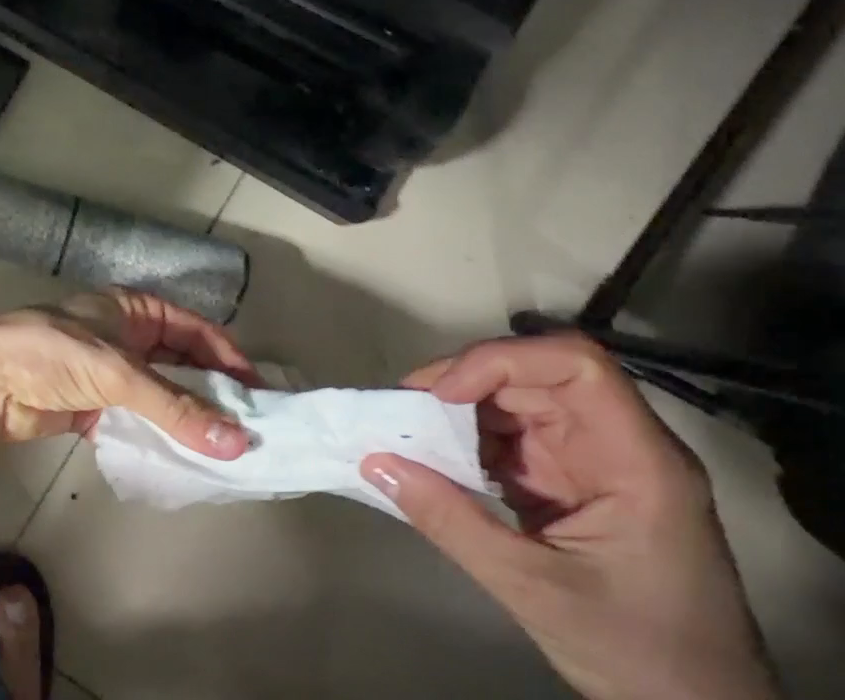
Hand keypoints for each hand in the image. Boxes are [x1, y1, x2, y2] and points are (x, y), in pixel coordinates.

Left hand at [0, 289, 259, 458]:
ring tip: (226, 451)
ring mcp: (107, 375)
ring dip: (187, 420)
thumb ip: (175, 407)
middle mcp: (123, 338)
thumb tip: (236, 442)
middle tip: (251, 429)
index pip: (194, 329)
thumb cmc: (49, 354)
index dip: (227, 357)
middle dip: (212, 394)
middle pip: (180, 365)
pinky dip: (158, 438)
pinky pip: (137, 422)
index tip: (260, 394)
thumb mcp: (117, 372)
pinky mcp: (92, 408)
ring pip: (160, 397)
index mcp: (130, 310)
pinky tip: (184, 460)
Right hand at [361, 333, 776, 699]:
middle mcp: (620, 448)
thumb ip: (451, 521)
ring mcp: (597, 466)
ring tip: (409, 436)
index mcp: (637, 462)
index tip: (441, 394)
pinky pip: (514, 441)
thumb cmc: (634, 649)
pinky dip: (467, 444)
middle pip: (539, 377)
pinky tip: (436, 465)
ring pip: (519, 404)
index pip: (575, 367)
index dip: (501, 361)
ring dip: (460, 413)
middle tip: (403, 409)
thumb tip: (374, 462)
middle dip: (465, 383)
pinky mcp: (573, 487)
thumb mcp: (533, 588)